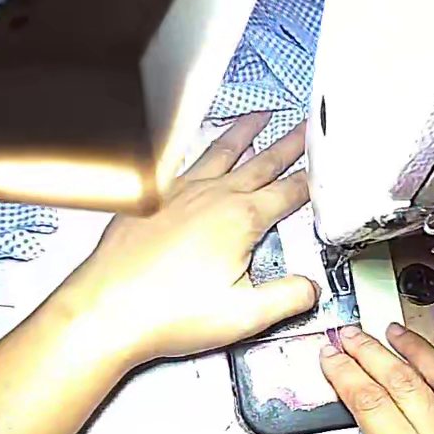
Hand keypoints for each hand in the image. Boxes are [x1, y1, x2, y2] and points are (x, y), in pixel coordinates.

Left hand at [54, 113, 317, 368]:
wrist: (107, 310)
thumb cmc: (165, 313)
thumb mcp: (243, 316)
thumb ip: (287, 298)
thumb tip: (310, 288)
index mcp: (239, 220)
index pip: (289, 193)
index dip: (312, 181)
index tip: (325, 169)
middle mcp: (210, 196)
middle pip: (261, 163)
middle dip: (289, 143)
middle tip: (306, 125)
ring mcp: (179, 193)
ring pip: (222, 152)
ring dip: (246, 133)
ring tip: (261, 117)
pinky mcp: (153, 199)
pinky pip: (185, 163)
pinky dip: (202, 149)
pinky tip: (201, 151)